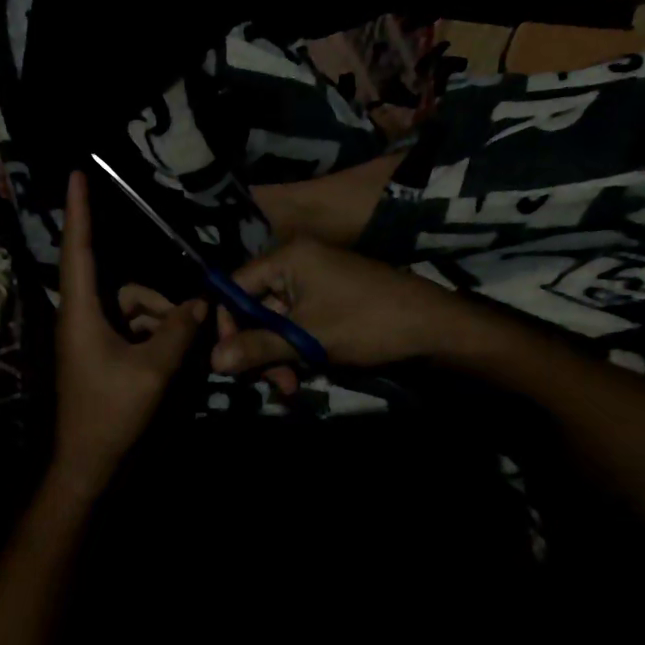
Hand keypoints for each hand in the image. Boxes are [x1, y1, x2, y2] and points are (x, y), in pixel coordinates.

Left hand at [53, 171, 206, 483]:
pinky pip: (139, 331)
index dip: (78, 210)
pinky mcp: (107, 354)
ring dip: (166, 326)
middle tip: (200, 325)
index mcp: (82, 312)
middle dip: (163, 304)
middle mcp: (86, 317)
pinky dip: (160, 340)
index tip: (75, 173)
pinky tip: (180, 359)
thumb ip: (179, 331)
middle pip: (128, 289)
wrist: (89, 465)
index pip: (79, 249)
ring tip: (190, 351)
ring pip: (139, 311)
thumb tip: (201, 303)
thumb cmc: (111, 414)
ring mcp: (96, 337)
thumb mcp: (153, 371)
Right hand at [208, 238, 468, 378]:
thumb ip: (258, 347)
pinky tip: (302, 377)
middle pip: (255, 306)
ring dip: (277, 356)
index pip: (235, 285)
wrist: (432, 327)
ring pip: (277, 322)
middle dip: (258, 347)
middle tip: (270, 382)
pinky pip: (298, 324)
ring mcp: (316, 282)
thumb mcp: (308, 338)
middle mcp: (298, 263)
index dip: (227, 322)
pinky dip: (296, 350)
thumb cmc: (365, 323)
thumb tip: (213, 360)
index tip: (229, 358)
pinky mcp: (330, 301)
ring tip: (290, 387)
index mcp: (288, 257)